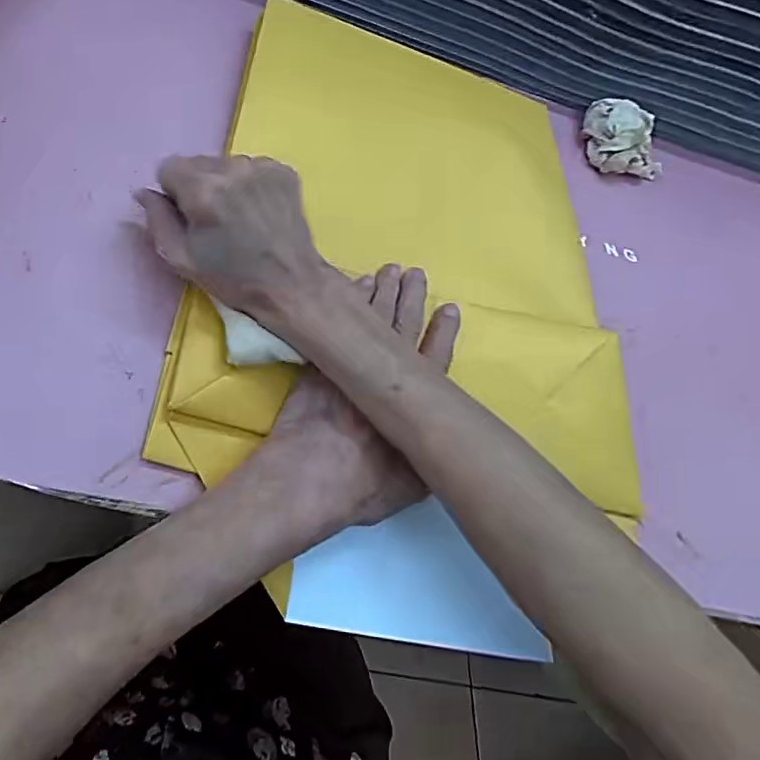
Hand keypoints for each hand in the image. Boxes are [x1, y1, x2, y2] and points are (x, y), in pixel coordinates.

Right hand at [135, 155, 335, 320]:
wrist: (290, 283)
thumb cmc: (231, 277)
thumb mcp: (181, 257)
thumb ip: (156, 220)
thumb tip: (143, 192)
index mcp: (202, 189)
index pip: (168, 167)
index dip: (173, 193)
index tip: (188, 217)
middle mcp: (231, 167)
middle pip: (196, 162)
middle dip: (197, 185)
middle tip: (213, 219)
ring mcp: (260, 165)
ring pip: (224, 163)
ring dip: (224, 182)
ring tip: (238, 215)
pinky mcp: (282, 169)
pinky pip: (251, 167)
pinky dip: (248, 183)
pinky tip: (257, 210)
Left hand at [238, 264, 461, 528]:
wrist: (310, 475)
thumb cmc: (364, 488)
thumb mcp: (413, 486)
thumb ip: (428, 459)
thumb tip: (438, 447)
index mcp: (415, 401)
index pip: (435, 357)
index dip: (443, 333)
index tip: (449, 308)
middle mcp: (386, 375)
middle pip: (402, 327)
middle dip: (411, 299)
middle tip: (416, 274)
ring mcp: (350, 363)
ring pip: (371, 318)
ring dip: (381, 293)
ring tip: (389, 271)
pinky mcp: (319, 361)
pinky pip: (335, 322)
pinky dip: (347, 302)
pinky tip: (351, 286)